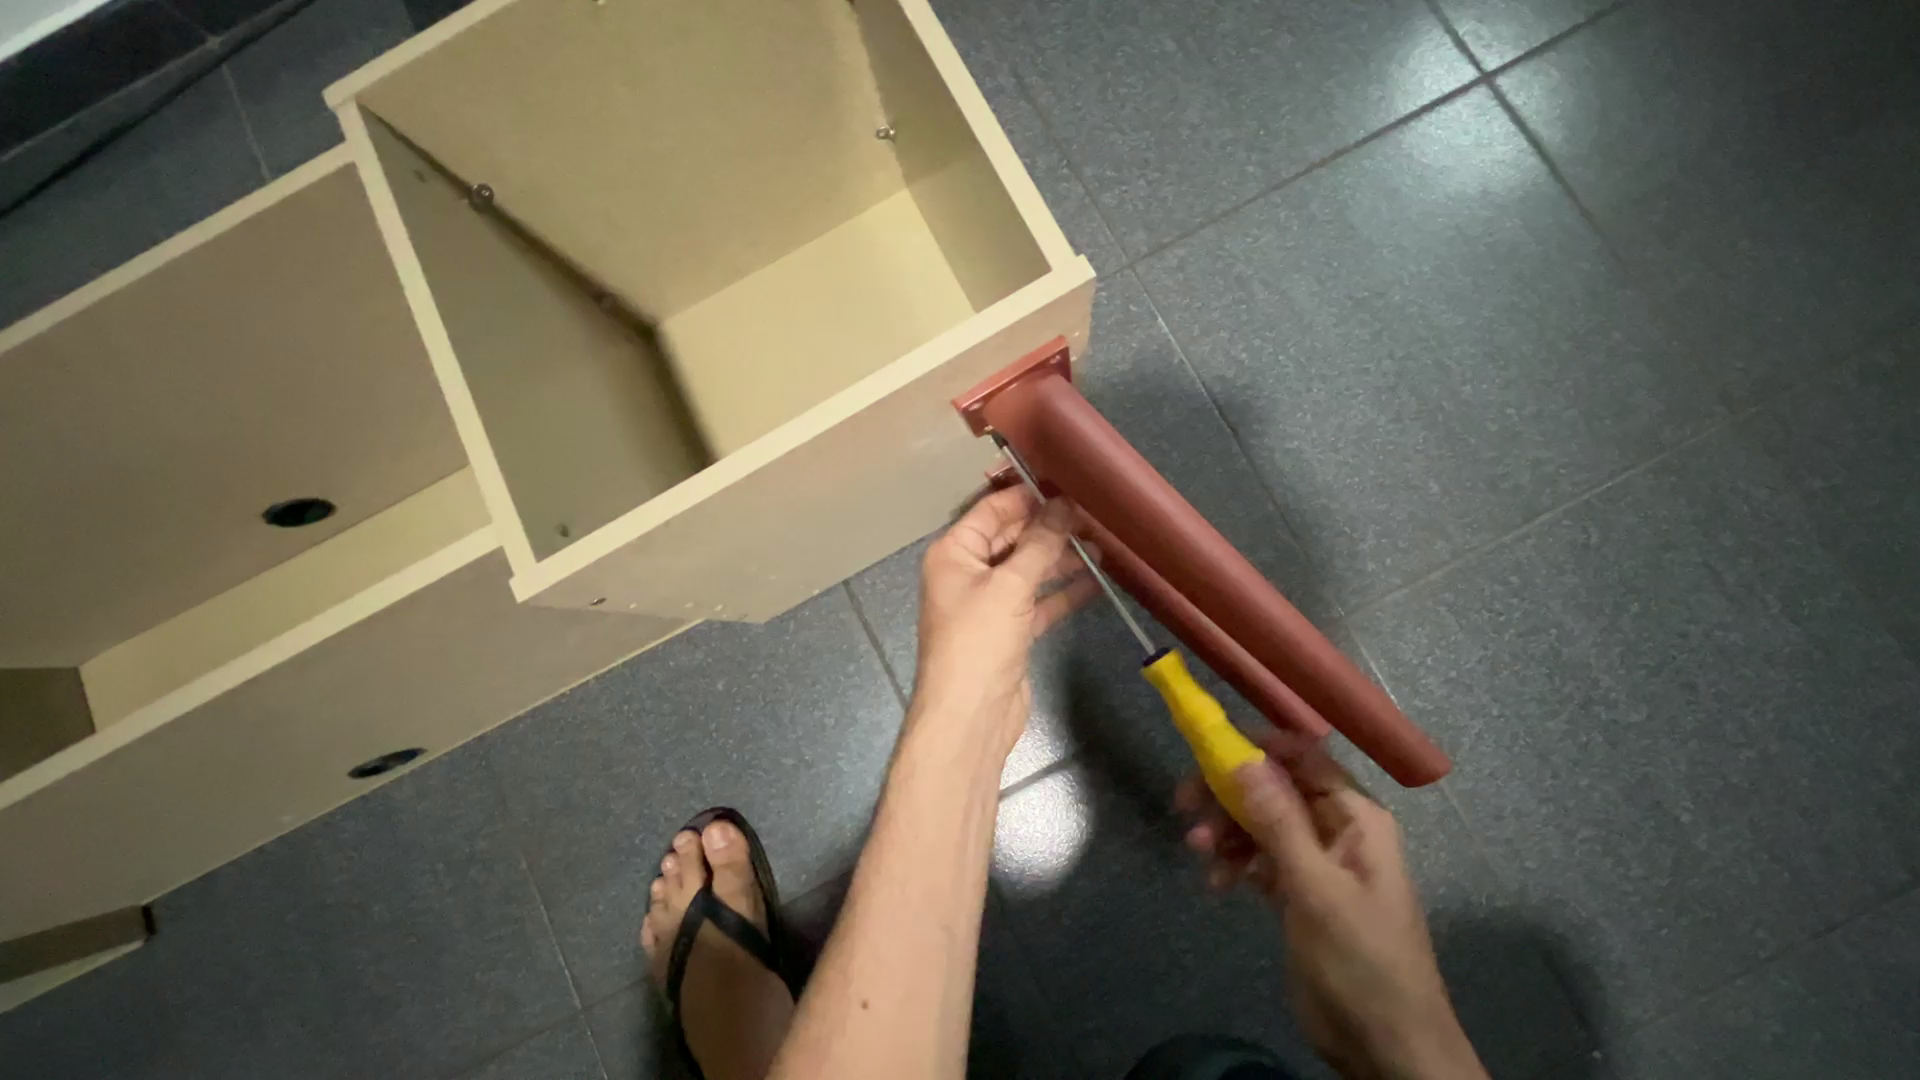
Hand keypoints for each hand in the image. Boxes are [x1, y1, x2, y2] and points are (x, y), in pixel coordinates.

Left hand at [910, 486, 1094, 758]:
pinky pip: (1039, 601)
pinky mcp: (1009, 631)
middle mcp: (968, 573)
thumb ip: (1039, 543)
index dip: (1025, 496)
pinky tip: (1097, 582)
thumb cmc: (979, 641)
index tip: (1065, 483)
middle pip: (1011, 538)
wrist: (971, 715)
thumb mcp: (1009, 585)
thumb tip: (1064, 504)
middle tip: (1093, 514)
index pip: (990, 511)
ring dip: (1061, 559)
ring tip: (1102, 546)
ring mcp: (989, 604)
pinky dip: (1063, 592)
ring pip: (1029, 570)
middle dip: (1049, 527)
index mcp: (953, 553)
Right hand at [1178, 735, 1487, 1079]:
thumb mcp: (1315, 888)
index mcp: (1355, 817)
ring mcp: (1316, 862)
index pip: (1303, 758)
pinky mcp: (1298, 893)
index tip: (1208, 751)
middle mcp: (1336, 829)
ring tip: (1198, 852)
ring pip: (1260, 823)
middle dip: (1228, 794)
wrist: (1387, 1048)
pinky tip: (1217, 885)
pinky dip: (1235, 864)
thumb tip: (1242, 759)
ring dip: (1226, 831)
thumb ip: (1278, 821)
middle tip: (1184, 805)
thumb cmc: (1360, 960)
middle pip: (1273, 789)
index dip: (1257, 747)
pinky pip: (1259, 859)